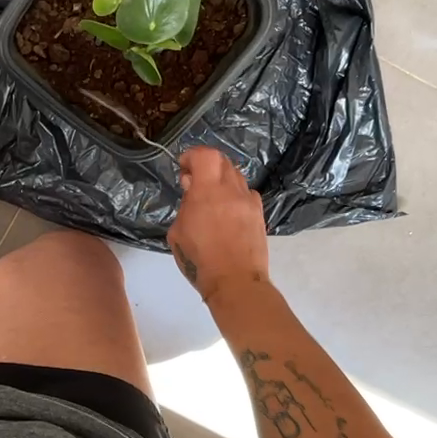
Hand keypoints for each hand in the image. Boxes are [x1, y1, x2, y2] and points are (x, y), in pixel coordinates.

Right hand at [168, 146, 268, 303]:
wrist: (234, 281)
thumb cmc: (199, 260)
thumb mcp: (177, 233)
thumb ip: (185, 206)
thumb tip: (192, 190)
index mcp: (206, 192)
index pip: (205, 155)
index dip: (192, 155)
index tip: (183, 167)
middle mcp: (231, 191)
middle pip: (222, 160)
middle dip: (206, 165)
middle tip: (194, 181)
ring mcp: (248, 201)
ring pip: (236, 176)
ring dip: (221, 179)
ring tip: (211, 197)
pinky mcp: (259, 214)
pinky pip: (246, 193)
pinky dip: (234, 194)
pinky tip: (227, 210)